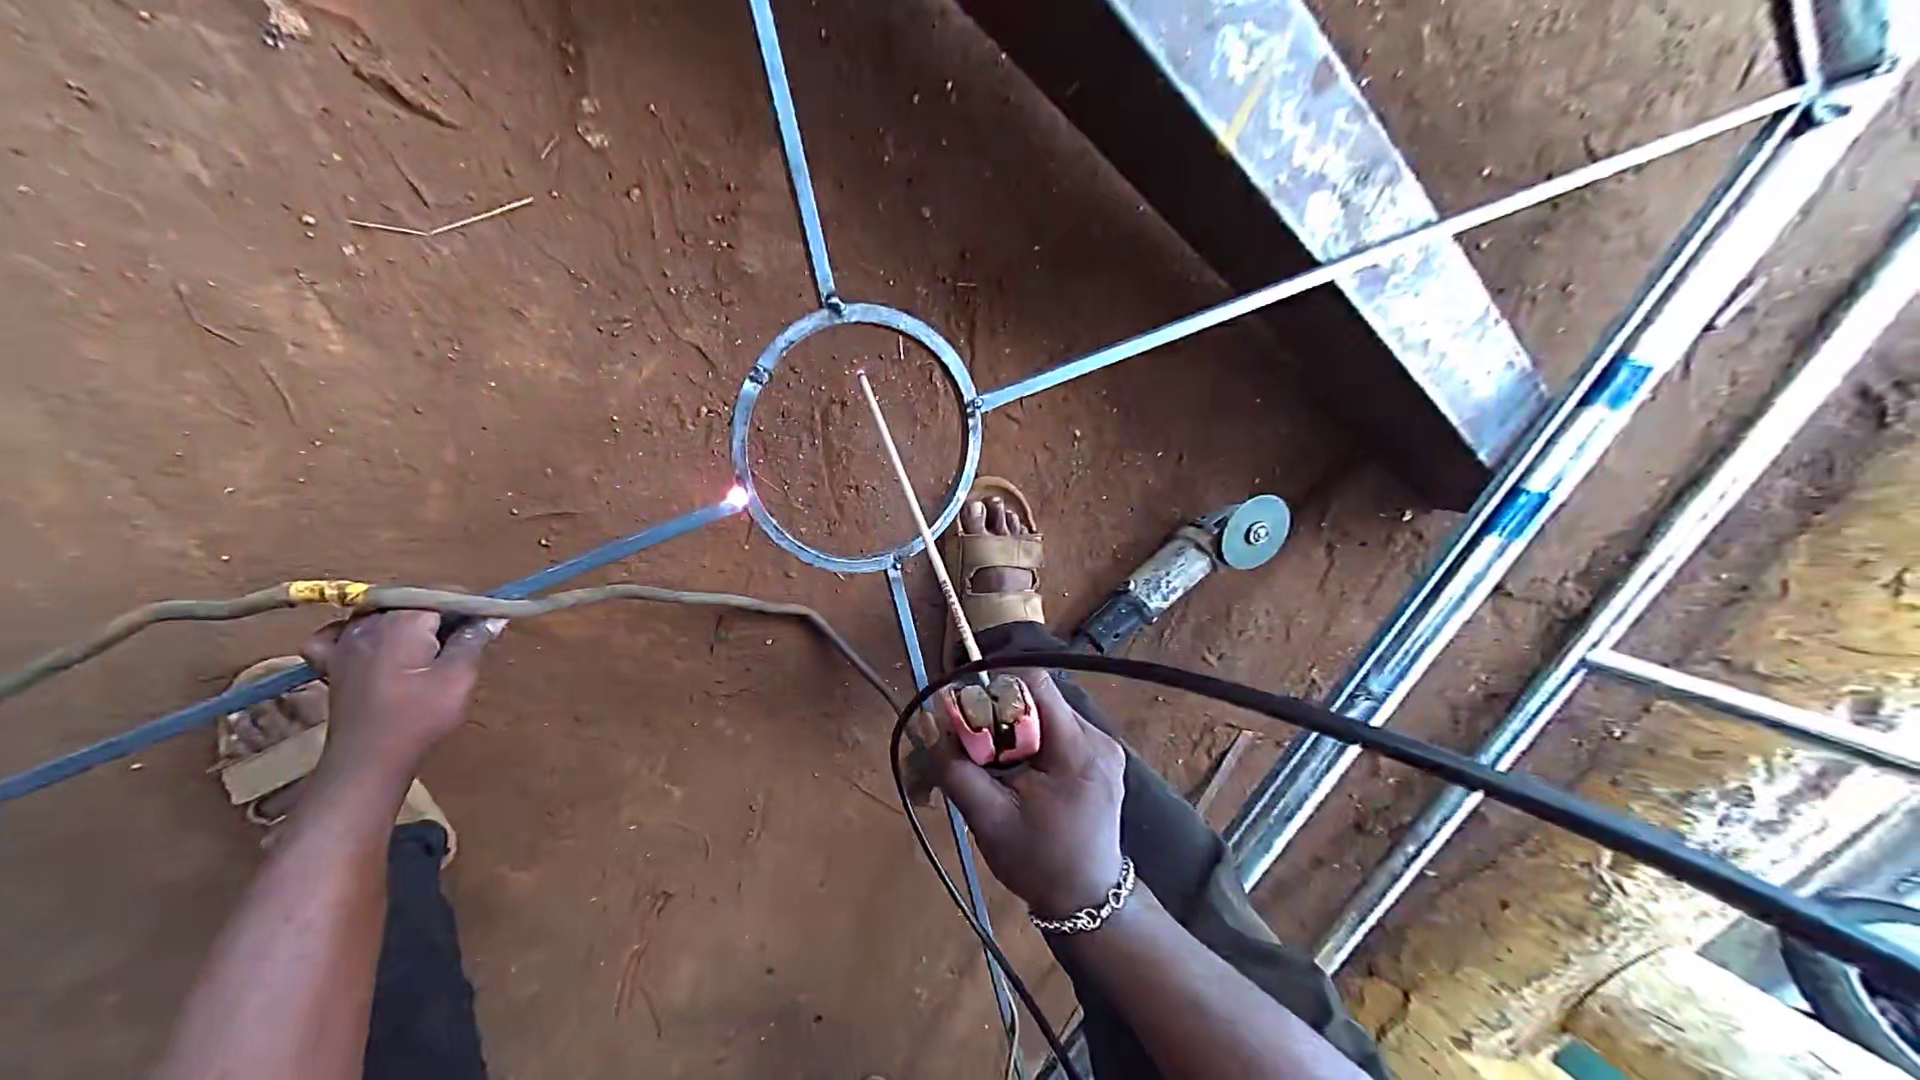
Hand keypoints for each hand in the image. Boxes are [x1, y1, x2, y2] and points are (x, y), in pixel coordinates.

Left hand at [300, 611, 496, 781]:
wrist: (368, 761)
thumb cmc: (420, 717)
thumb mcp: (459, 677)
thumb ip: (473, 640)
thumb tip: (491, 616)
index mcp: (402, 622)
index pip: (442, 595)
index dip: (470, 606)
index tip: (488, 623)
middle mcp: (368, 625)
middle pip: (413, 603)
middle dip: (444, 615)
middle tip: (470, 640)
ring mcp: (344, 644)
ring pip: (383, 614)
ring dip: (411, 623)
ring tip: (434, 646)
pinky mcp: (332, 665)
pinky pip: (338, 634)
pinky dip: (357, 631)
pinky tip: (372, 642)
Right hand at [932, 670, 1126, 918]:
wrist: (1086, 900)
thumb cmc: (1037, 862)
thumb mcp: (987, 818)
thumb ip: (955, 768)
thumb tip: (929, 722)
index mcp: (1077, 750)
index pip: (1034, 683)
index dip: (996, 690)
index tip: (973, 720)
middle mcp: (1098, 738)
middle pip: (1040, 698)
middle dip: (1004, 716)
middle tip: (982, 751)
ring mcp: (1105, 747)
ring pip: (1048, 712)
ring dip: (1018, 729)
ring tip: (1002, 768)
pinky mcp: (1102, 757)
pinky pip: (1059, 729)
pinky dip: (1035, 742)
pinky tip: (1024, 773)